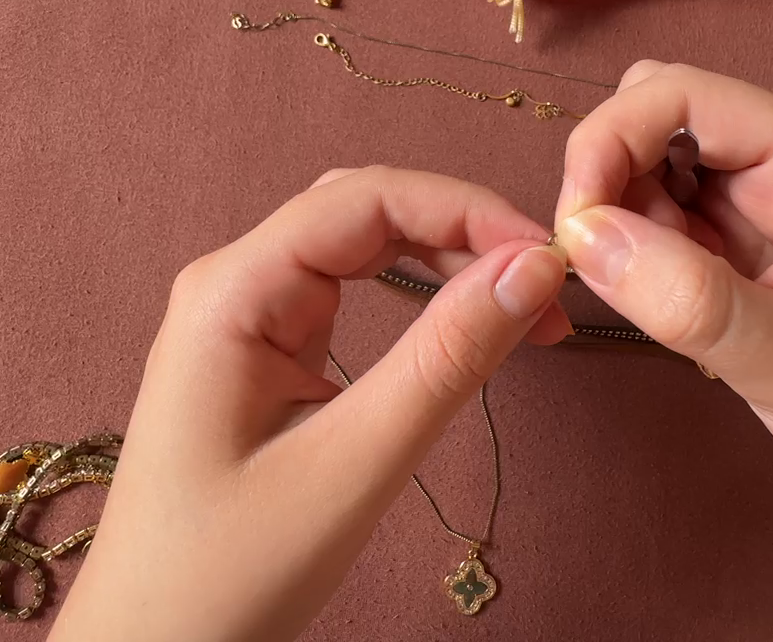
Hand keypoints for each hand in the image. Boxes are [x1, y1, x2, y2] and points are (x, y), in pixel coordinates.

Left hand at [52, 167, 569, 641]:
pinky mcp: (271, 340)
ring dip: (446, 257)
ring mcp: (252, 308)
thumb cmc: (227, 574)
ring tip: (518, 301)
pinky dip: (419, 289)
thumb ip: (445, 358)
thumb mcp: (350, 466)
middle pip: (367, 209)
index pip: (366, 198)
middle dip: (462, 231)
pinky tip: (459, 311)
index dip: (465, 209)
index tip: (546, 257)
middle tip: (541, 285)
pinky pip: (354, 284)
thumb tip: (534, 269)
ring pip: (364, 242)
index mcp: (234, 288)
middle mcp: (238, 277)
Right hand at [554, 62, 772, 641]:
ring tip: (652, 292)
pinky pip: (657, 210)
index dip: (614, 136)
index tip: (576, 221)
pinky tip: (659, 295)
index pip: (689, 95)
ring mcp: (760, 198)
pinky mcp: (736, 238)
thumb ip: (691, 300)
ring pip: (648, 159)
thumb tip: (582, 234)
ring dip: (619, 212)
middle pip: (659, 112)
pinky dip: (631, 242)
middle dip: (610, 171)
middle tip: (606, 259)